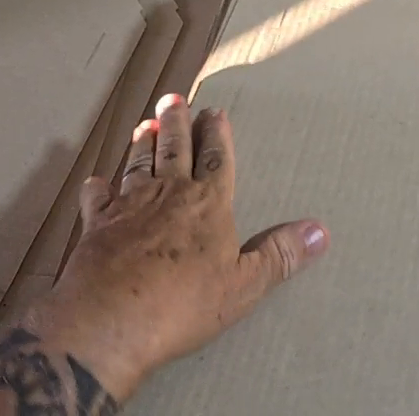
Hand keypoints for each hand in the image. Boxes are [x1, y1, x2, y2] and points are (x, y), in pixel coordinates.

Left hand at [23, 95, 329, 400]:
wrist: (108, 321)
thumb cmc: (182, 304)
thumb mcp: (245, 285)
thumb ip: (280, 254)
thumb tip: (321, 231)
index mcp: (208, 203)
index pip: (217, 158)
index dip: (217, 134)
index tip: (214, 111)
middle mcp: (169, 193)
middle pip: (175, 149)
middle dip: (177, 122)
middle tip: (173, 97)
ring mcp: (129, 206)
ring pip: (139, 164)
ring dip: (143, 144)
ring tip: (145, 126)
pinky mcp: (96, 225)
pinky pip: (98, 198)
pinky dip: (98, 188)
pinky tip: (97, 182)